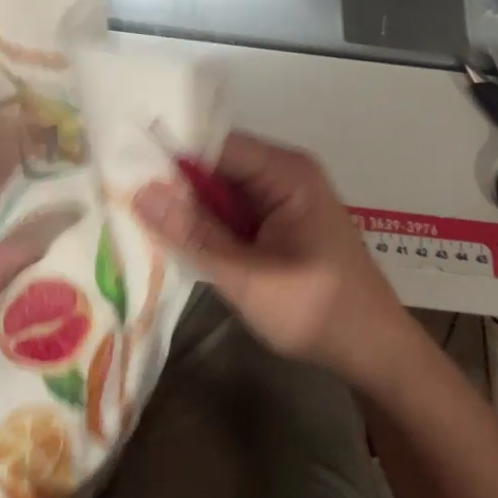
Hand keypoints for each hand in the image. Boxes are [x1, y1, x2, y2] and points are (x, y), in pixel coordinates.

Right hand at [131, 130, 415, 384]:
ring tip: (138, 221)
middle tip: (123, 202)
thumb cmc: (319, 312)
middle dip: (173, 184)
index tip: (122, 172)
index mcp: (286, 172)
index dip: (168, 154)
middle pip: (213, 163)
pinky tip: (176, 242)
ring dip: (187, 208)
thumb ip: (194, 234)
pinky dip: (205, 225)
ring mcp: (282, 199)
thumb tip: (140, 191)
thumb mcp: (248, 277)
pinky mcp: (278, 224)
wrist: (375, 354)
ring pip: (218, 190)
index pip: (213, 143)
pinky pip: (231, 211)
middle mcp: (284, 174)